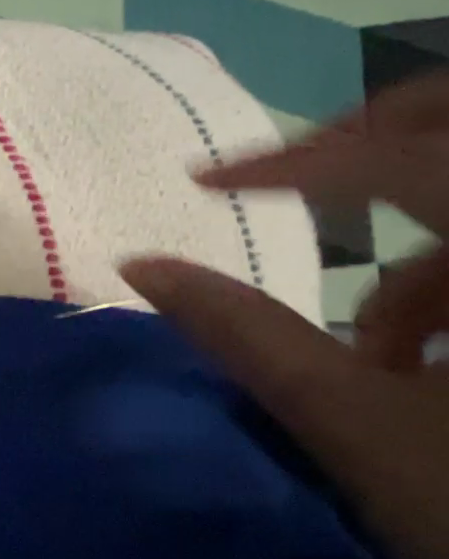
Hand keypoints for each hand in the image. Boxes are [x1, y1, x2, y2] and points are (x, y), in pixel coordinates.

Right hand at [121, 71, 448, 558]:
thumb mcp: (348, 418)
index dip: (291, 163)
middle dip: (370, 140)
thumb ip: (242, 332)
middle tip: (282, 178)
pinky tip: (434, 358)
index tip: (201, 183)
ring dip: (417, 256)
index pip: (400, 159)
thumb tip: (140, 268)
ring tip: (377, 351)